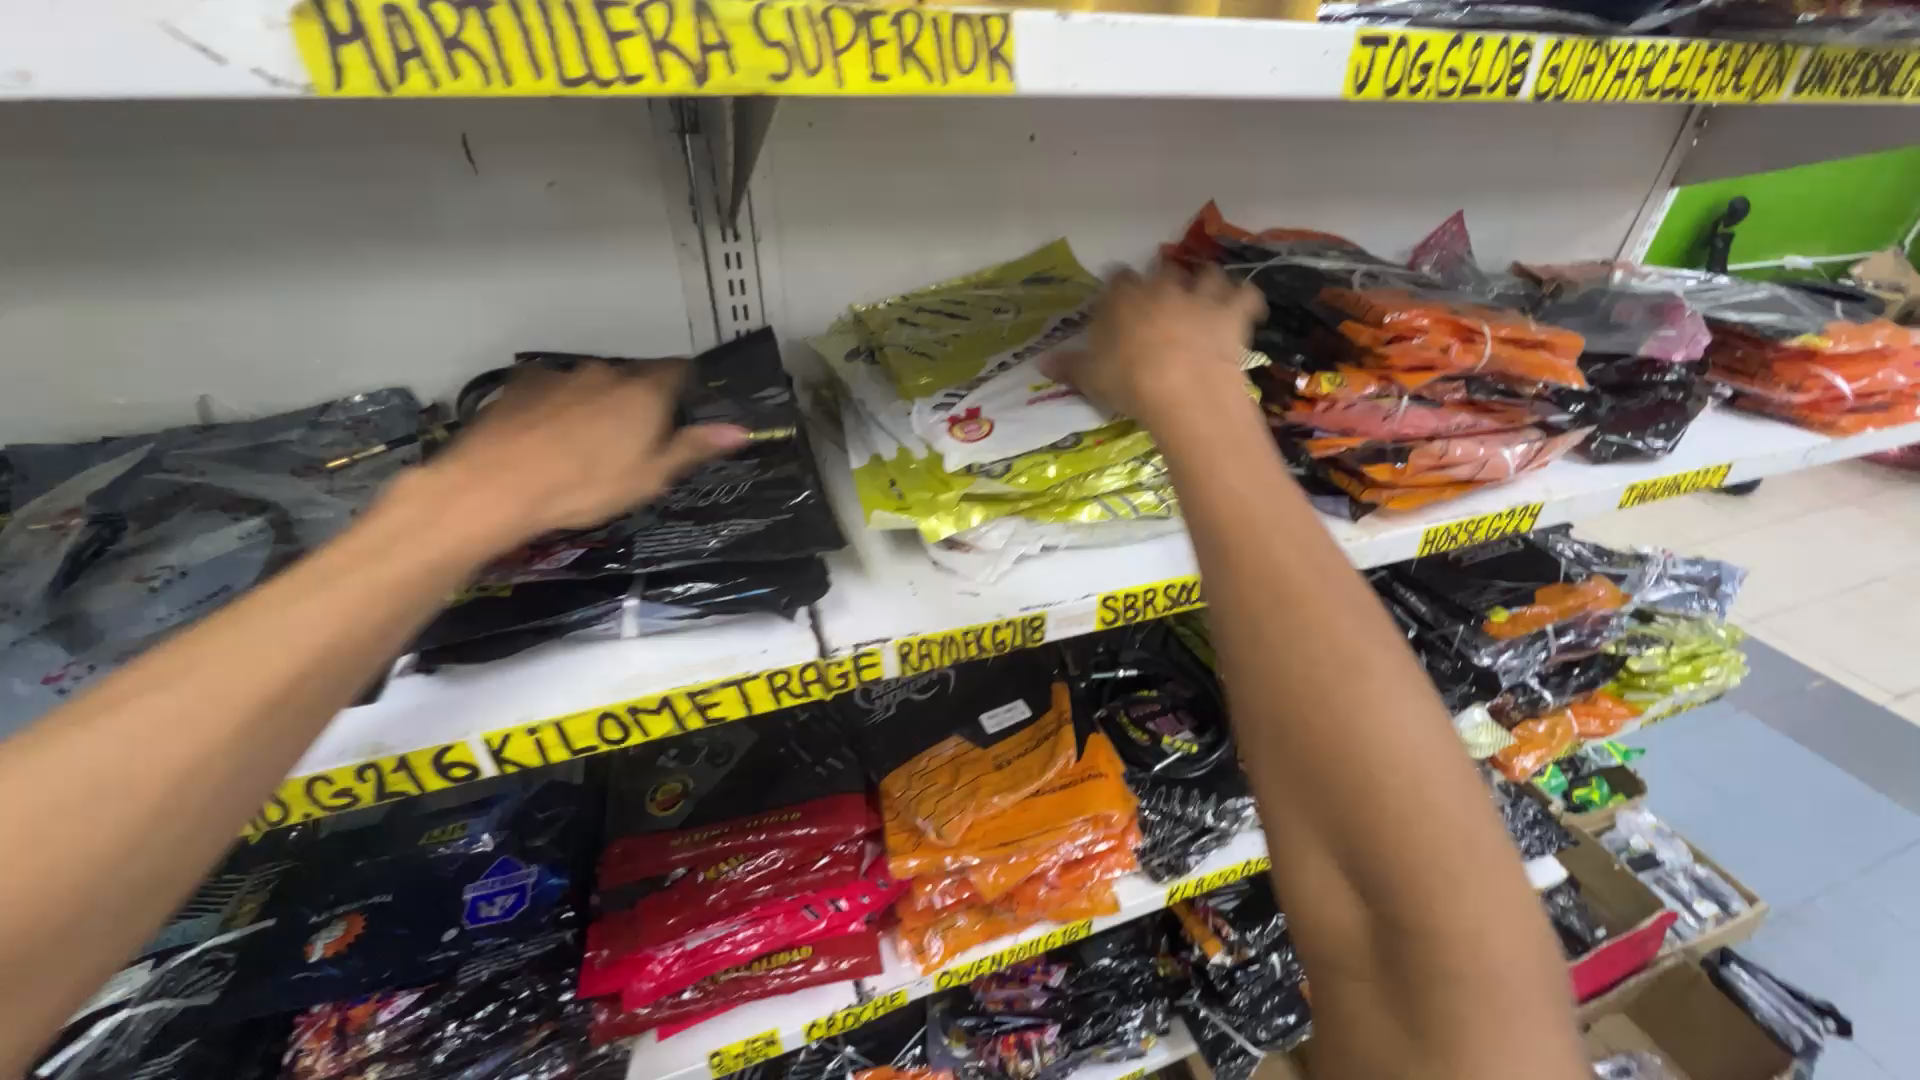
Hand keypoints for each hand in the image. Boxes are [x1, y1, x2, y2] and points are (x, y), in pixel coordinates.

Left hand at [417, 359, 748, 552]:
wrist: (493, 486)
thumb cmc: (585, 486)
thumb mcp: (650, 477)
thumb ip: (694, 448)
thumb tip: (740, 429)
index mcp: (646, 392)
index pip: (680, 370)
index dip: (687, 389)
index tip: (685, 414)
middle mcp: (607, 372)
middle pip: (636, 378)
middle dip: (641, 401)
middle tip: (636, 443)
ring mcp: (561, 375)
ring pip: (594, 384)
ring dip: (600, 404)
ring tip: (589, 445)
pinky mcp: (522, 384)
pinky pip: (555, 390)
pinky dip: (561, 407)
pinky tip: (550, 438)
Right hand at [1046, 262, 1265, 430]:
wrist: (1182, 389)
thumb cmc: (1129, 381)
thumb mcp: (1090, 378)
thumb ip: (1068, 366)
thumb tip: (1042, 362)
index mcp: (1124, 297)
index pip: (1117, 280)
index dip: (1118, 291)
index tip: (1116, 306)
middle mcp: (1162, 286)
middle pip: (1161, 270)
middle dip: (1161, 283)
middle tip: (1159, 306)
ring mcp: (1200, 295)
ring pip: (1205, 274)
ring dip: (1204, 284)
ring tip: (1202, 299)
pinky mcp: (1232, 311)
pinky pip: (1246, 295)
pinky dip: (1245, 301)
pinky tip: (1243, 309)